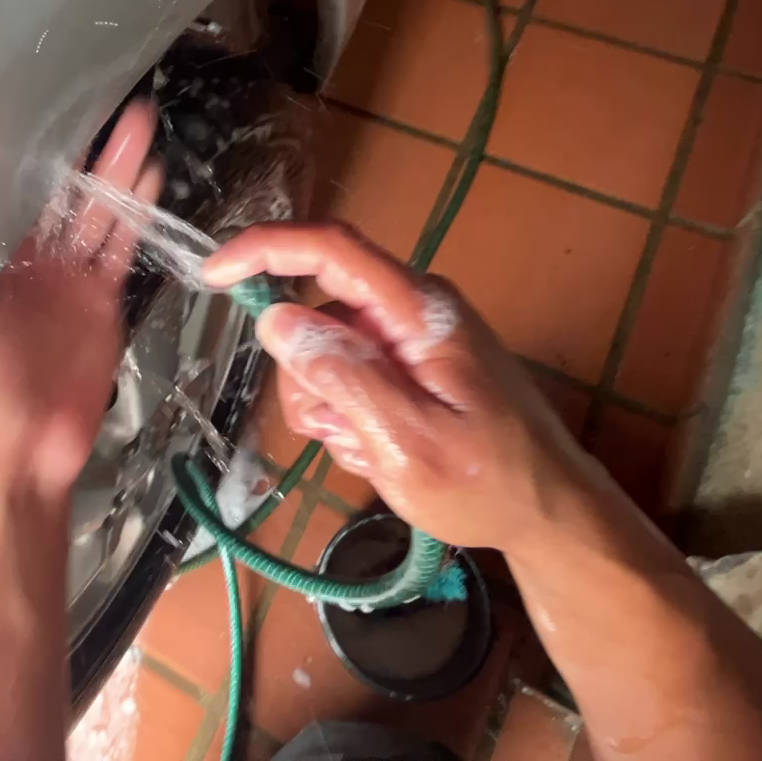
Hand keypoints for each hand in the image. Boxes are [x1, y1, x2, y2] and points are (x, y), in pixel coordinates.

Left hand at [0, 101, 162, 500]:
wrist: (17, 455)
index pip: (18, 200)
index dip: (40, 161)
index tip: (55, 118)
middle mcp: (32, 266)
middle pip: (67, 201)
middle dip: (94, 158)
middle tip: (120, 114)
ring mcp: (70, 284)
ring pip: (100, 218)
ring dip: (121, 177)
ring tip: (141, 131)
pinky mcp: (101, 304)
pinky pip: (120, 253)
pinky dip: (136, 220)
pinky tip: (150, 182)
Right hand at [202, 222, 601, 551]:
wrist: (548, 513)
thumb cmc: (488, 483)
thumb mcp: (408, 441)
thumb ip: (344, 375)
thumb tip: (277, 318)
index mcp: (417, 308)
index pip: (331, 249)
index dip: (266, 248)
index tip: (213, 274)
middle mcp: (407, 307)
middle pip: (315, 313)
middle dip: (306, 376)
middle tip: (341, 433)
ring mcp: (403, 335)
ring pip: (320, 350)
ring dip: (326, 405)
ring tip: (369, 448)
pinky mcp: (402, 361)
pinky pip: (342, 374)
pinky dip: (342, 414)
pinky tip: (376, 446)